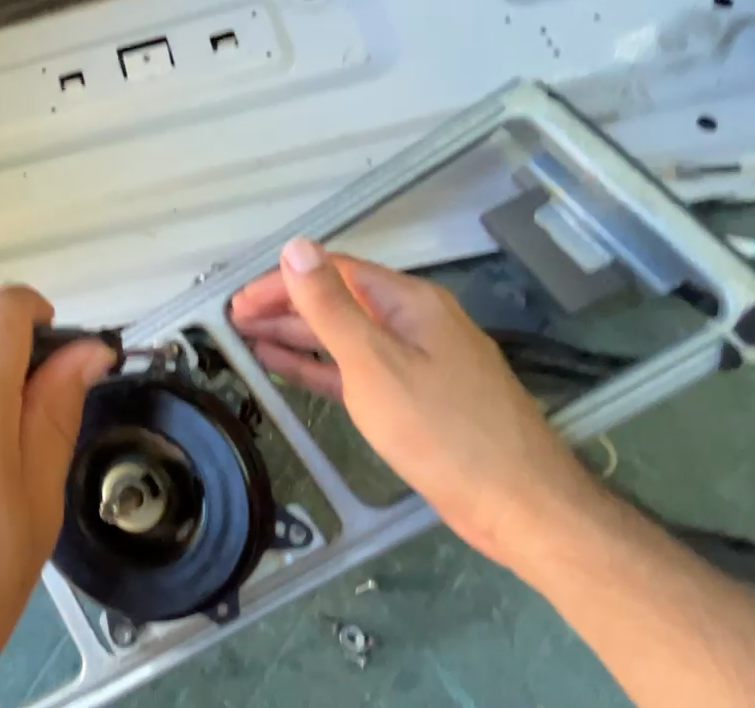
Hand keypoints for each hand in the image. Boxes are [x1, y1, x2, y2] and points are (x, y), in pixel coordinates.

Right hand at [231, 238, 600, 564]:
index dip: (281, 281)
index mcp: (409, 303)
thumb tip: (296, 247)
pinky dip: (318, 366)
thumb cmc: (442, 429)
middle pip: (337, 301)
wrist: (520, 506)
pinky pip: (353, 369)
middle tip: (234, 320)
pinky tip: (284, 366)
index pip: (331, 273)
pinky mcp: (413, 397)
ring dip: (295, 335)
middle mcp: (413, 322)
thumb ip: (329, 305)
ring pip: (343, 336)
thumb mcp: (374, 361)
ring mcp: (415, 361)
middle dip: (284, 307)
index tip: (239, 301)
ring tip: (247, 338)